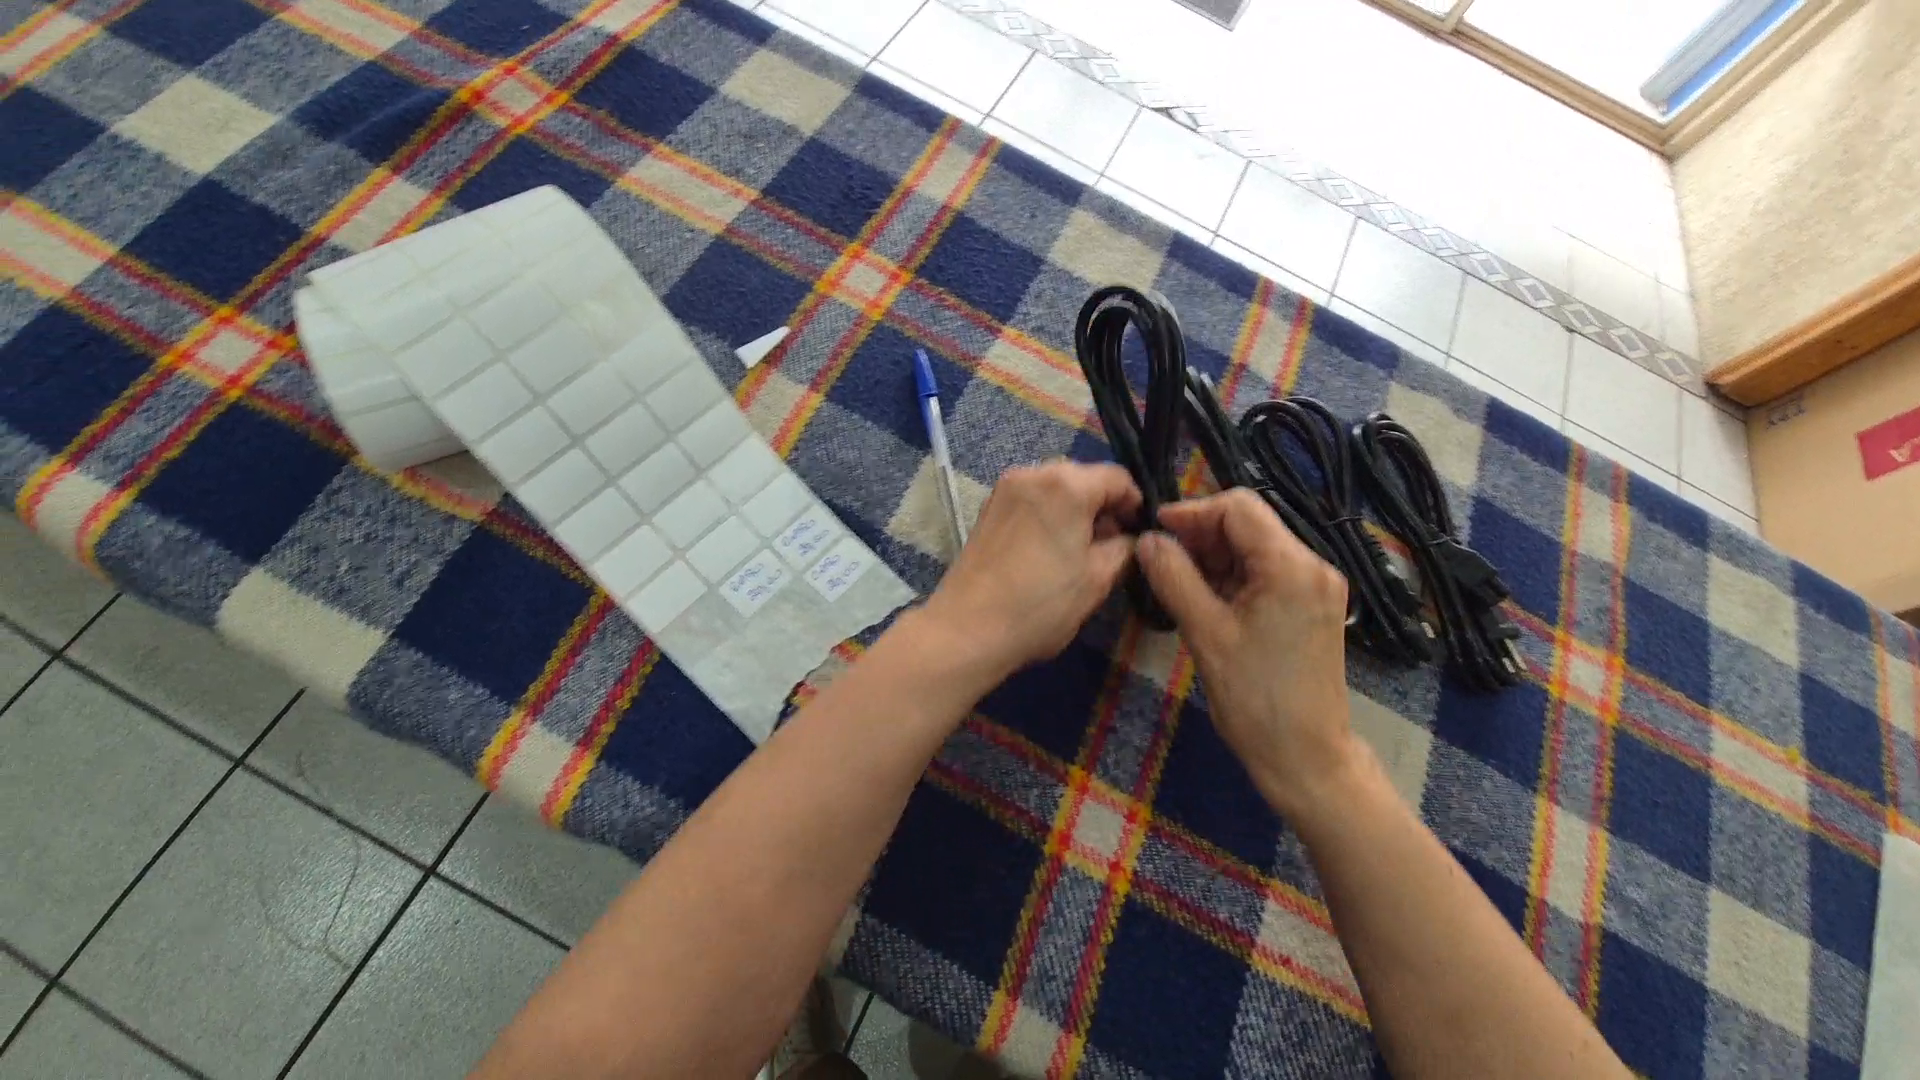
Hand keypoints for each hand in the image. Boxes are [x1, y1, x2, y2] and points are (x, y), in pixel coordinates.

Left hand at [920, 462, 1141, 676]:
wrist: (967, 629)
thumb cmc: (1040, 605)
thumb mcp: (1098, 579)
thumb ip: (1124, 548)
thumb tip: (1132, 536)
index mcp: (1066, 484)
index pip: (1118, 478)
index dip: (1136, 505)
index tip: (1140, 536)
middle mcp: (1033, 473)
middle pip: (1085, 479)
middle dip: (1104, 508)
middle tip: (1113, 548)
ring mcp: (1005, 489)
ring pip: (1056, 490)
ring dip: (1076, 514)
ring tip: (1081, 555)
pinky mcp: (988, 509)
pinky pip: (1032, 502)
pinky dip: (1049, 518)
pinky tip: (1050, 553)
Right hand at [1135, 489, 1362, 819]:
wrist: (1306, 757)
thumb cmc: (1254, 698)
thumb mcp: (1205, 633)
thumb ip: (1173, 577)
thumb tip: (1146, 539)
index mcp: (1292, 566)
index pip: (1239, 507)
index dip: (1192, 512)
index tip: (1154, 532)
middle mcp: (1313, 565)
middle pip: (1250, 524)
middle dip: (1201, 535)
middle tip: (1160, 560)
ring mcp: (1317, 587)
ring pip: (1256, 548)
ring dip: (1214, 557)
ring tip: (1177, 582)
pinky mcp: (1313, 607)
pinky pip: (1267, 573)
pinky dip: (1233, 577)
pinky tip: (1205, 599)